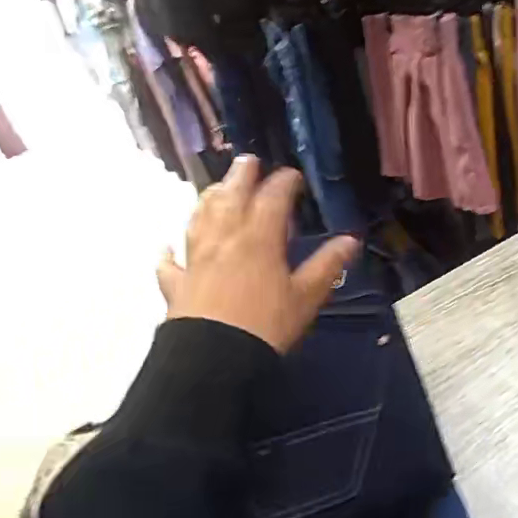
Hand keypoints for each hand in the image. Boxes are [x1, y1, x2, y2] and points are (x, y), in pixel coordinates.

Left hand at [156, 156, 361, 352]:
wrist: (215, 357)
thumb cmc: (268, 323)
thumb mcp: (308, 295)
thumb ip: (327, 264)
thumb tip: (350, 240)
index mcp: (259, 240)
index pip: (272, 201)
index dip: (283, 184)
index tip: (293, 174)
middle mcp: (224, 240)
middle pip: (229, 199)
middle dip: (240, 178)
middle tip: (247, 160)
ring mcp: (196, 260)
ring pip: (199, 220)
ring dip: (207, 200)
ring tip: (214, 188)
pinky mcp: (177, 284)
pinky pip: (170, 262)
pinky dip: (169, 251)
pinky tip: (166, 246)